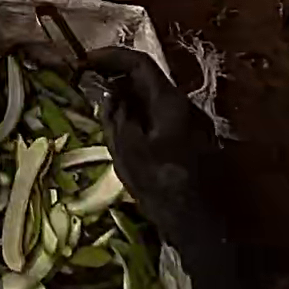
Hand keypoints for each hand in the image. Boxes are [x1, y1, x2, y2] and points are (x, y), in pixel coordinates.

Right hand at [82, 47, 249, 288]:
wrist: (204, 231)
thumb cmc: (161, 186)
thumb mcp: (126, 148)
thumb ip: (113, 113)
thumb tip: (102, 88)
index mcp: (171, 103)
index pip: (139, 63)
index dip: (109, 57)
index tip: (84, 63)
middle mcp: (188, 108)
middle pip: (148, 80)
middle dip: (116, 78)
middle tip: (89, 87)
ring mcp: (195, 126)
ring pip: (155, 99)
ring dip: (127, 98)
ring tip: (102, 111)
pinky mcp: (196, 144)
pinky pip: (163, 116)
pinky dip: (140, 114)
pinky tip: (125, 133)